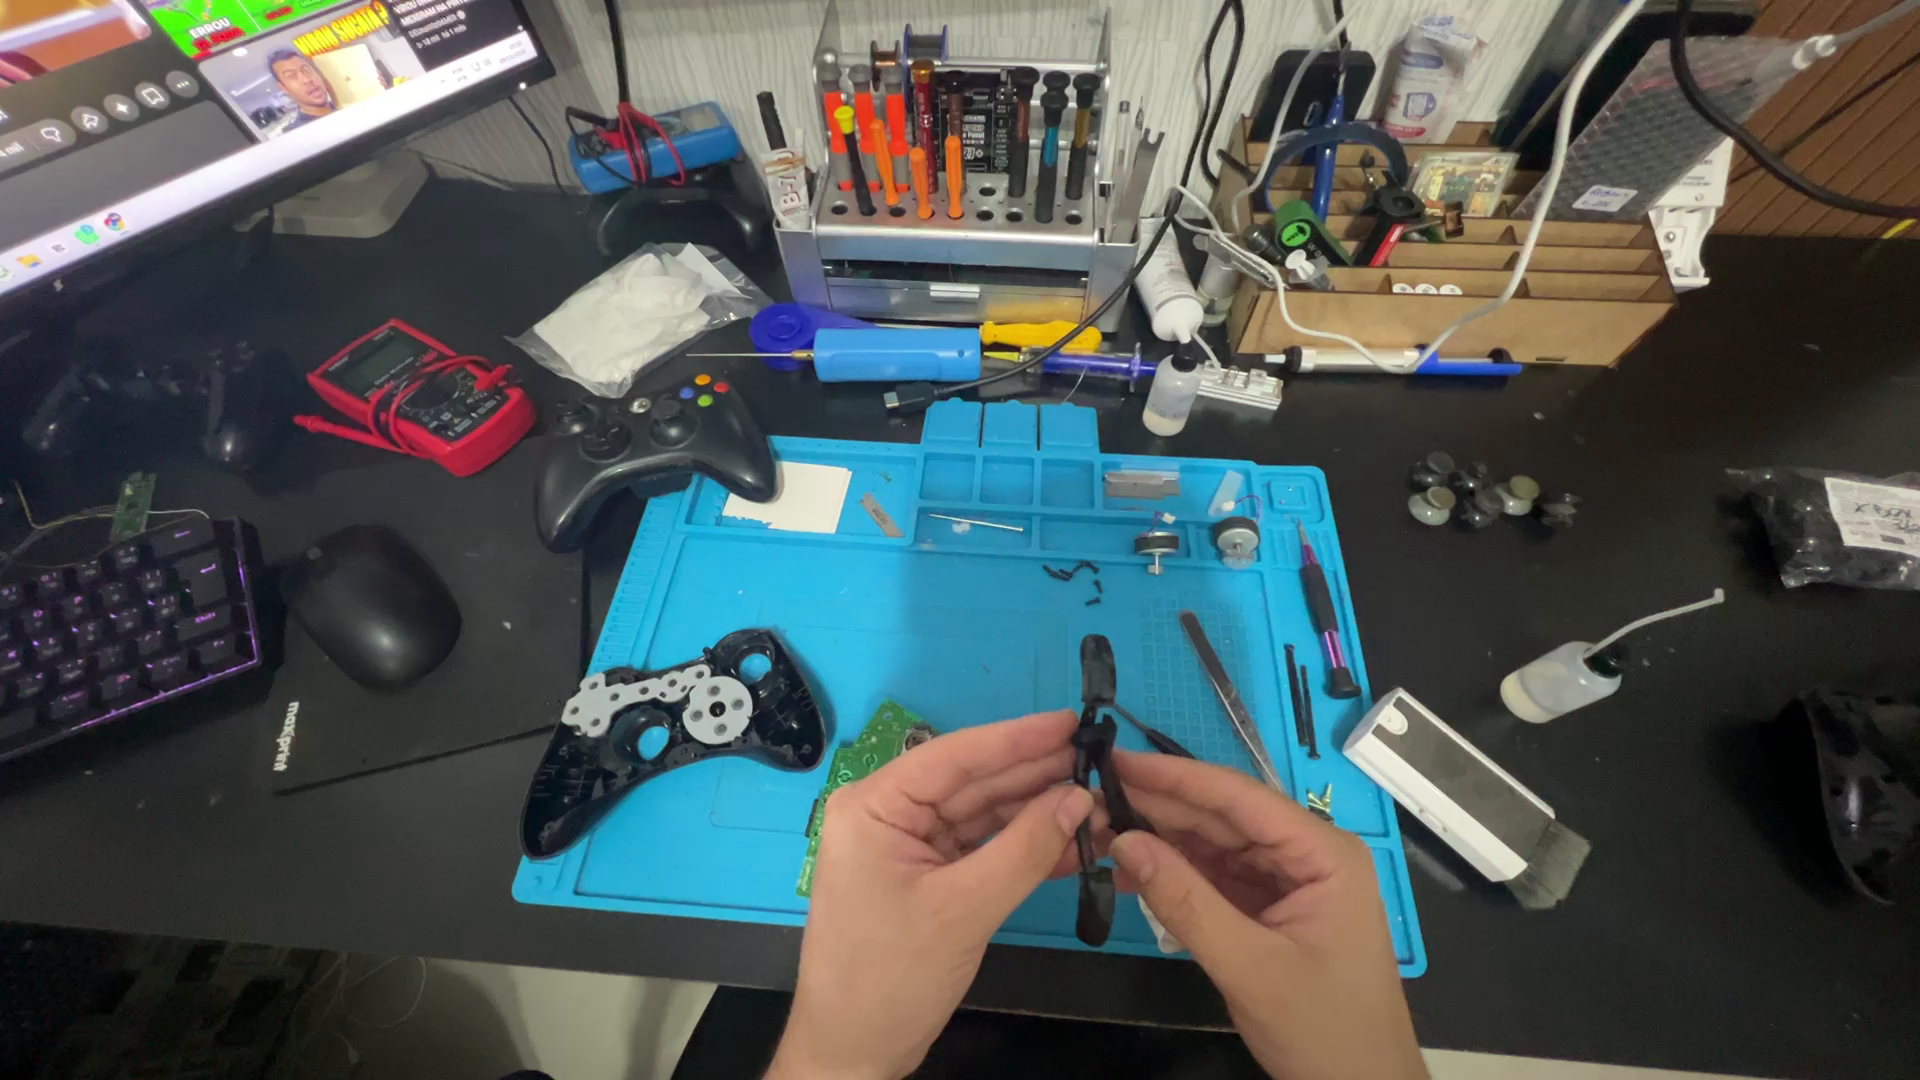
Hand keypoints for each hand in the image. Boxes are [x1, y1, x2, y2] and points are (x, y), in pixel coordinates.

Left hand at [767, 710, 1092, 1079]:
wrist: (854, 1057)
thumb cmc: (891, 978)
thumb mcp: (962, 910)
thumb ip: (1024, 850)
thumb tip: (1081, 798)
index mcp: (876, 804)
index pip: (955, 756)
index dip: (1016, 737)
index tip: (1069, 721)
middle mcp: (892, 812)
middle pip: (973, 781)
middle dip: (1035, 774)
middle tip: (1096, 758)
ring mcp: (913, 843)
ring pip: (984, 813)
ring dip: (1038, 810)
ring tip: (1096, 798)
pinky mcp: (931, 873)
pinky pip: (984, 847)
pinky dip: (1025, 846)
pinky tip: (1074, 839)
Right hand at [1106, 750, 1427, 1079]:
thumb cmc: (1326, 1035)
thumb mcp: (1251, 968)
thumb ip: (1184, 901)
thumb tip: (1121, 840)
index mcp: (1321, 852)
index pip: (1238, 797)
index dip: (1174, 776)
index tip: (1117, 759)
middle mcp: (1303, 851)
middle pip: (1219, 815)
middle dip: (1156, 807)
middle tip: (1093, 797)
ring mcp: (1283, 876)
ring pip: (1208, 840)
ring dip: (1156, 836)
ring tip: (1099, 830)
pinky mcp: (1263, 902)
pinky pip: (1208, 872)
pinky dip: (1169, 870)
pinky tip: (1128, 868)